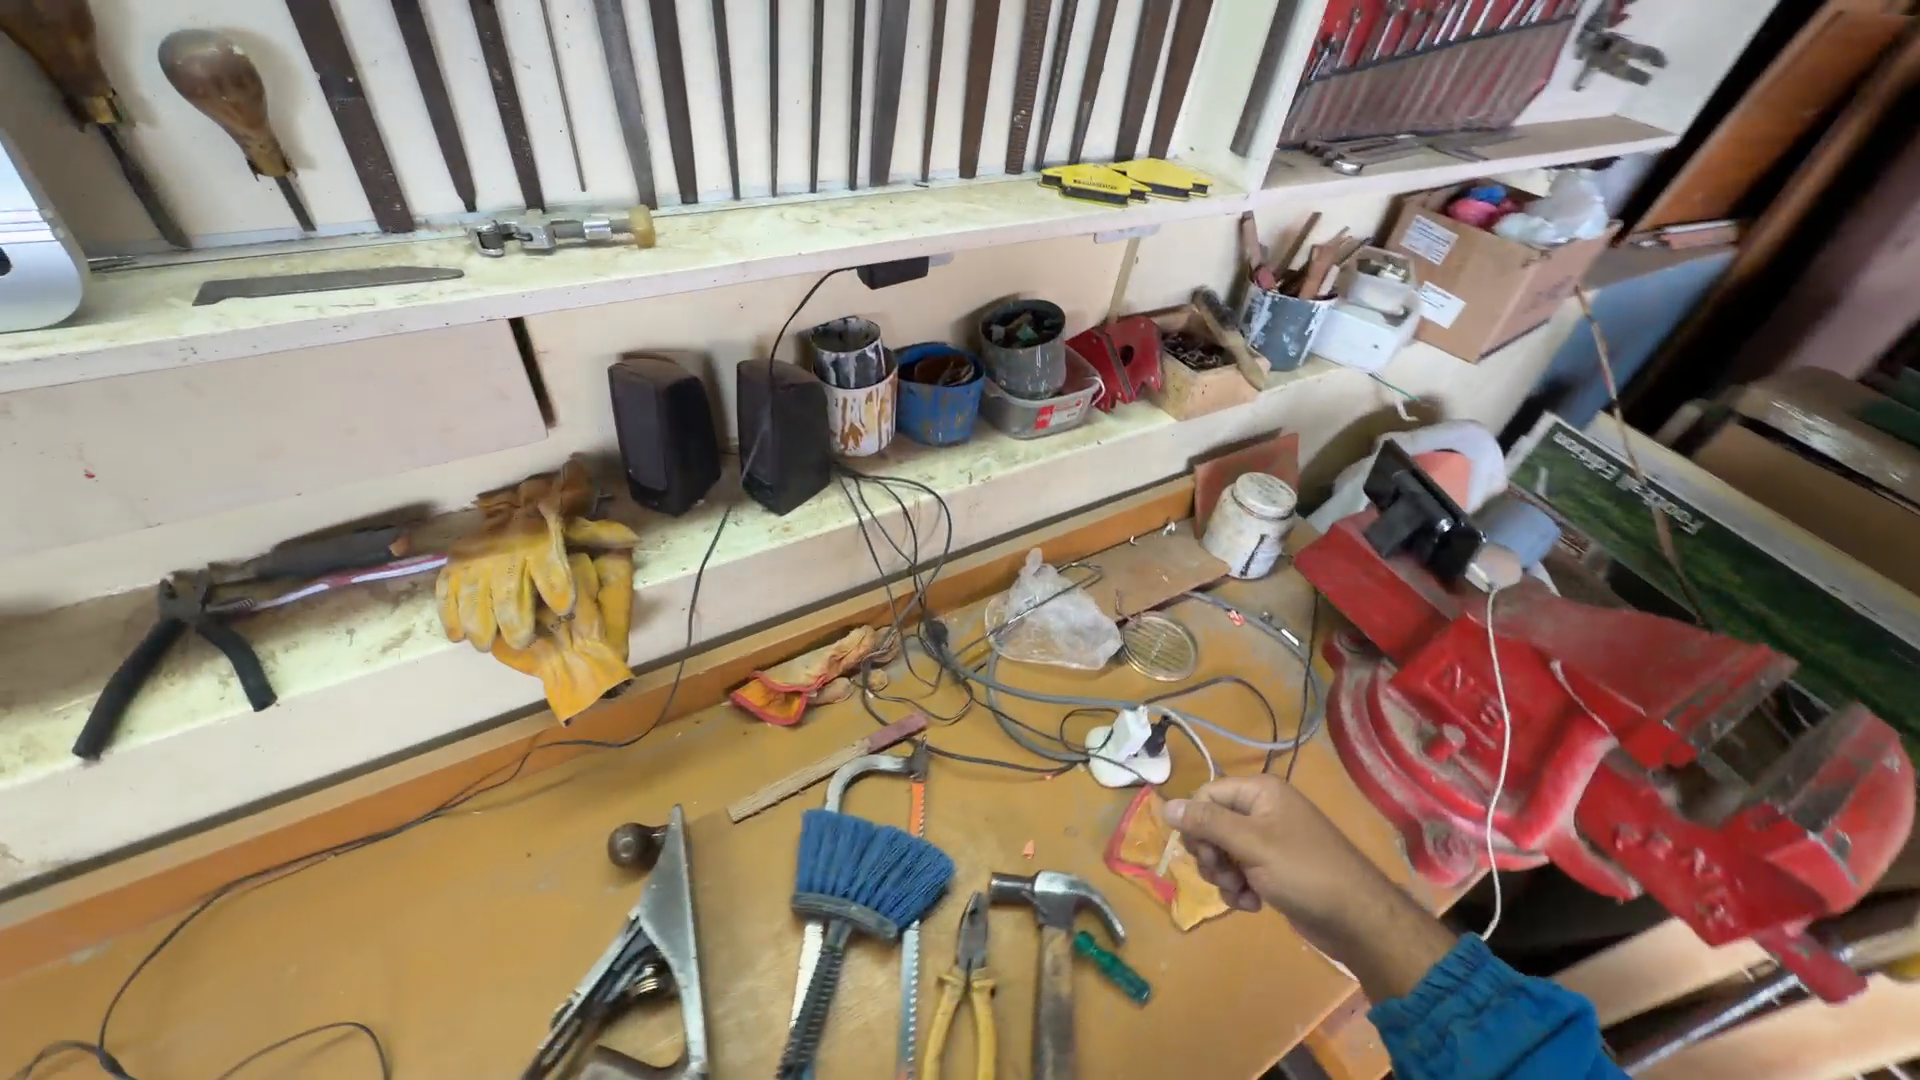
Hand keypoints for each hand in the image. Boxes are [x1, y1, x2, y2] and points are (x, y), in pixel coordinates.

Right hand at [1166, 775, 1455, 1000]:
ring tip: (1240, 893)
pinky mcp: (1273, 869)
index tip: (1200, 851)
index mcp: (1259, 792)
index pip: (1206, 795)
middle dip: (1210, 854)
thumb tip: (1165, 805)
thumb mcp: (1251, 844)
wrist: (1357, 919)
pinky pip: (1239, 871)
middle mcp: (1262, 810)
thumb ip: (1207, 823)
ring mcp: (1269, 841)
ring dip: (1223, 875)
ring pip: (1222, 851)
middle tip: (1223, 874)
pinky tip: (1252, 904)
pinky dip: (1239, 888)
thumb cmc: (1303, 872)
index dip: (1196, 823)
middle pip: (1211, 824)